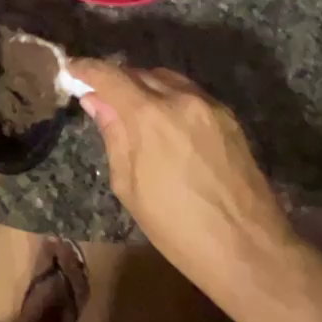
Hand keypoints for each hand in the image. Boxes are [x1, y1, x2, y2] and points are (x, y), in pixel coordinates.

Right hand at [69, 59, 299, 289]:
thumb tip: (95, 101)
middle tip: (101, 98)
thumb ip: (113, 135)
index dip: (85, 69)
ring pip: (166, 78)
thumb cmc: (179, 228)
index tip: (70, 70)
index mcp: (149, 116)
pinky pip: (190, 93)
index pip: (108, 75)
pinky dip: (170, 97)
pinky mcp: (229, 117)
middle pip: (137, 72)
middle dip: (116, 80)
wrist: (251, 252)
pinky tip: (167, 123)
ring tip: (134, 110)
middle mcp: (179, 98)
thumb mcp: (129, 186)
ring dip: (144, 86)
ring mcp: (208, 105)